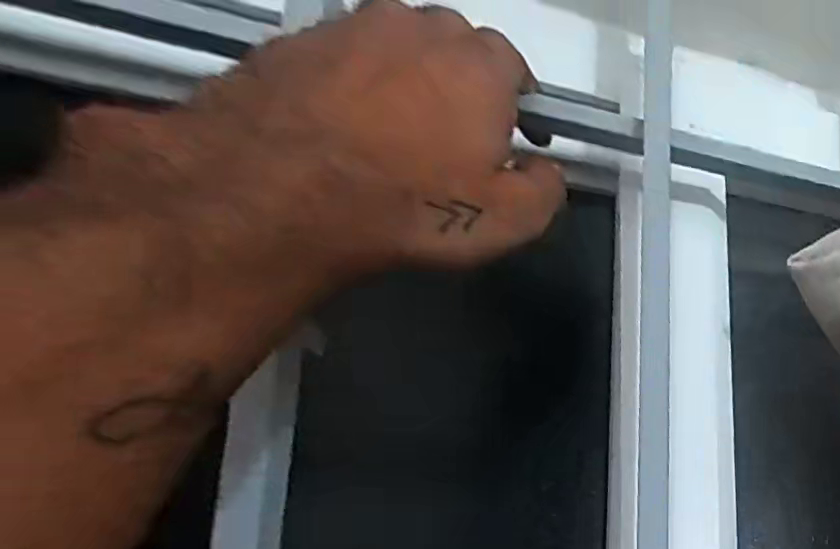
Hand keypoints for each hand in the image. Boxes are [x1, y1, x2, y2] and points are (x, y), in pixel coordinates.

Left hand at [60, 0, 564, 281]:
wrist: (282, 187)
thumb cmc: (418, 205)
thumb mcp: (512, 219)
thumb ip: (545, 188)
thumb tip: (545, 168)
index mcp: (476, 69)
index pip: (511, 60)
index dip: (521, 95)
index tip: (522, 131)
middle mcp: (413, 31)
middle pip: (453, 36)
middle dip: (469, 72)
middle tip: (469, 122)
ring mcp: (347, 28)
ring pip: (397, 36)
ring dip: (414, 68)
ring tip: (413, 118)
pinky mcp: (293, 41)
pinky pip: (348, 51)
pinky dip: (364, 76)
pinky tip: (361, 120)